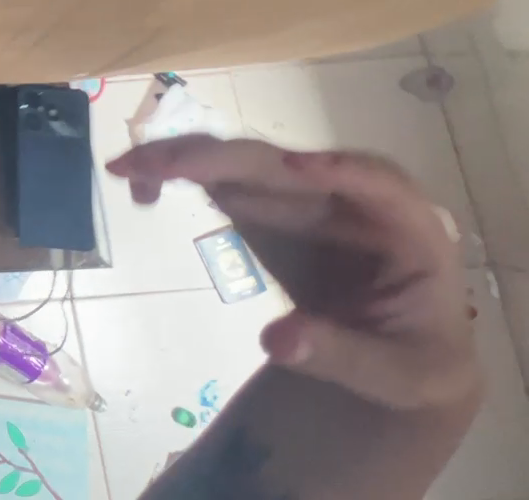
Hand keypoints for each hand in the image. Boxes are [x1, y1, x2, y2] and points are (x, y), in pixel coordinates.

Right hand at [108, 135, 477, 409]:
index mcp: (404, 231)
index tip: (295, 166)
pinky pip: (210, 175)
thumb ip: (346, 357)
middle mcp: (345, 199)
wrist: (384, 348)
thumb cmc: (408, 359)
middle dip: (216, 158)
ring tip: (127, 169)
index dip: (342, 170)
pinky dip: (172, 173)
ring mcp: (294, 196)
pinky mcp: (256, 202)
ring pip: (234, 158)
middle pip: (279, 163)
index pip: (381, 187)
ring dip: (179, 157)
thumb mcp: (400, 377)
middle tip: (153, 166)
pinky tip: (142, 187)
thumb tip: (278, 341)